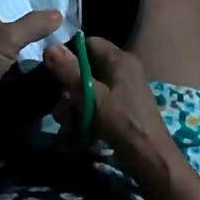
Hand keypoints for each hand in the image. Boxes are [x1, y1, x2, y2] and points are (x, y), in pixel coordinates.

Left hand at [0, 3, 61, 119]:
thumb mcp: (11, 37)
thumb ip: (35, 24)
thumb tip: (59, 14)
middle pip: (11, 9)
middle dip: (31, 9)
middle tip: (56, 3)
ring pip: (13, 26)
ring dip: (30, 27)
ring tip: (54, 18)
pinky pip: (13, 41)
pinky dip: (26, 41)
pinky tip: (44, 37)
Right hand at [45, 38, 171, 170]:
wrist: (150, 156)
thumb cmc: (121, 121)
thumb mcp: (92, 96)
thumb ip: (71, 72)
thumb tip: (49, 46)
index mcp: (119, 59)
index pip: (89, 43)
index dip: (69, 54)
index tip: (53, 72)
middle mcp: (122, 69)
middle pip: (86, 69)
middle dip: (69, 90)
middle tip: (61, 110)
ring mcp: (123, 88)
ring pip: (89, 89)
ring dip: (74, 108)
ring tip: (69, 127)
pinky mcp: (122, 107)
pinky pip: (97, 103)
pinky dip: (86, 116)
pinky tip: (78, 133)